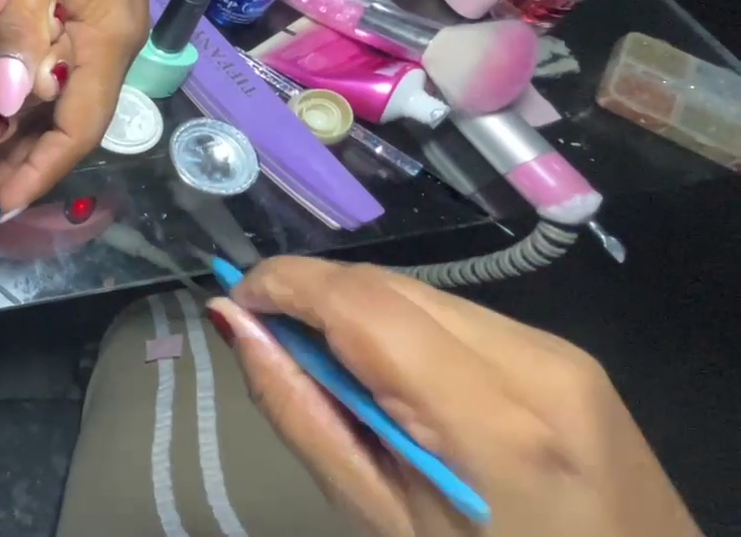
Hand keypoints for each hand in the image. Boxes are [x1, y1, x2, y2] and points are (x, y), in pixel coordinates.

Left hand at [0, 0, 147, 215]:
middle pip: (69, 116)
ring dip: (19, 136)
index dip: (45, 164)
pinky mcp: (61, 6)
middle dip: (29, 160)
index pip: (81, 118)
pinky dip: (16, 100)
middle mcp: (102, 33)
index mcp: (104, 26)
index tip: (7, 201)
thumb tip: (14, 101)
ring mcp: (83, 20)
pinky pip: (41, 69)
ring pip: (52, 98)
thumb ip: (7, 28)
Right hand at [210, 257, 697, 536]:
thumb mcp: (376, 512)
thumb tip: (230, 316)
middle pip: (381, 285)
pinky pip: (449, 311)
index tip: (236, 307)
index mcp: (493, 421)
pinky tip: (397, 377)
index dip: (282, 284)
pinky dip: (398, 326)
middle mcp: (535, 362)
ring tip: (338, 371)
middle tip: (276, 345)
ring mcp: (561, 354)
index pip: (358, 300)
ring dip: (351, 311)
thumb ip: (297, 408)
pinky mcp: (568, 355)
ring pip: (410, 291)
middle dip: (310, 297)